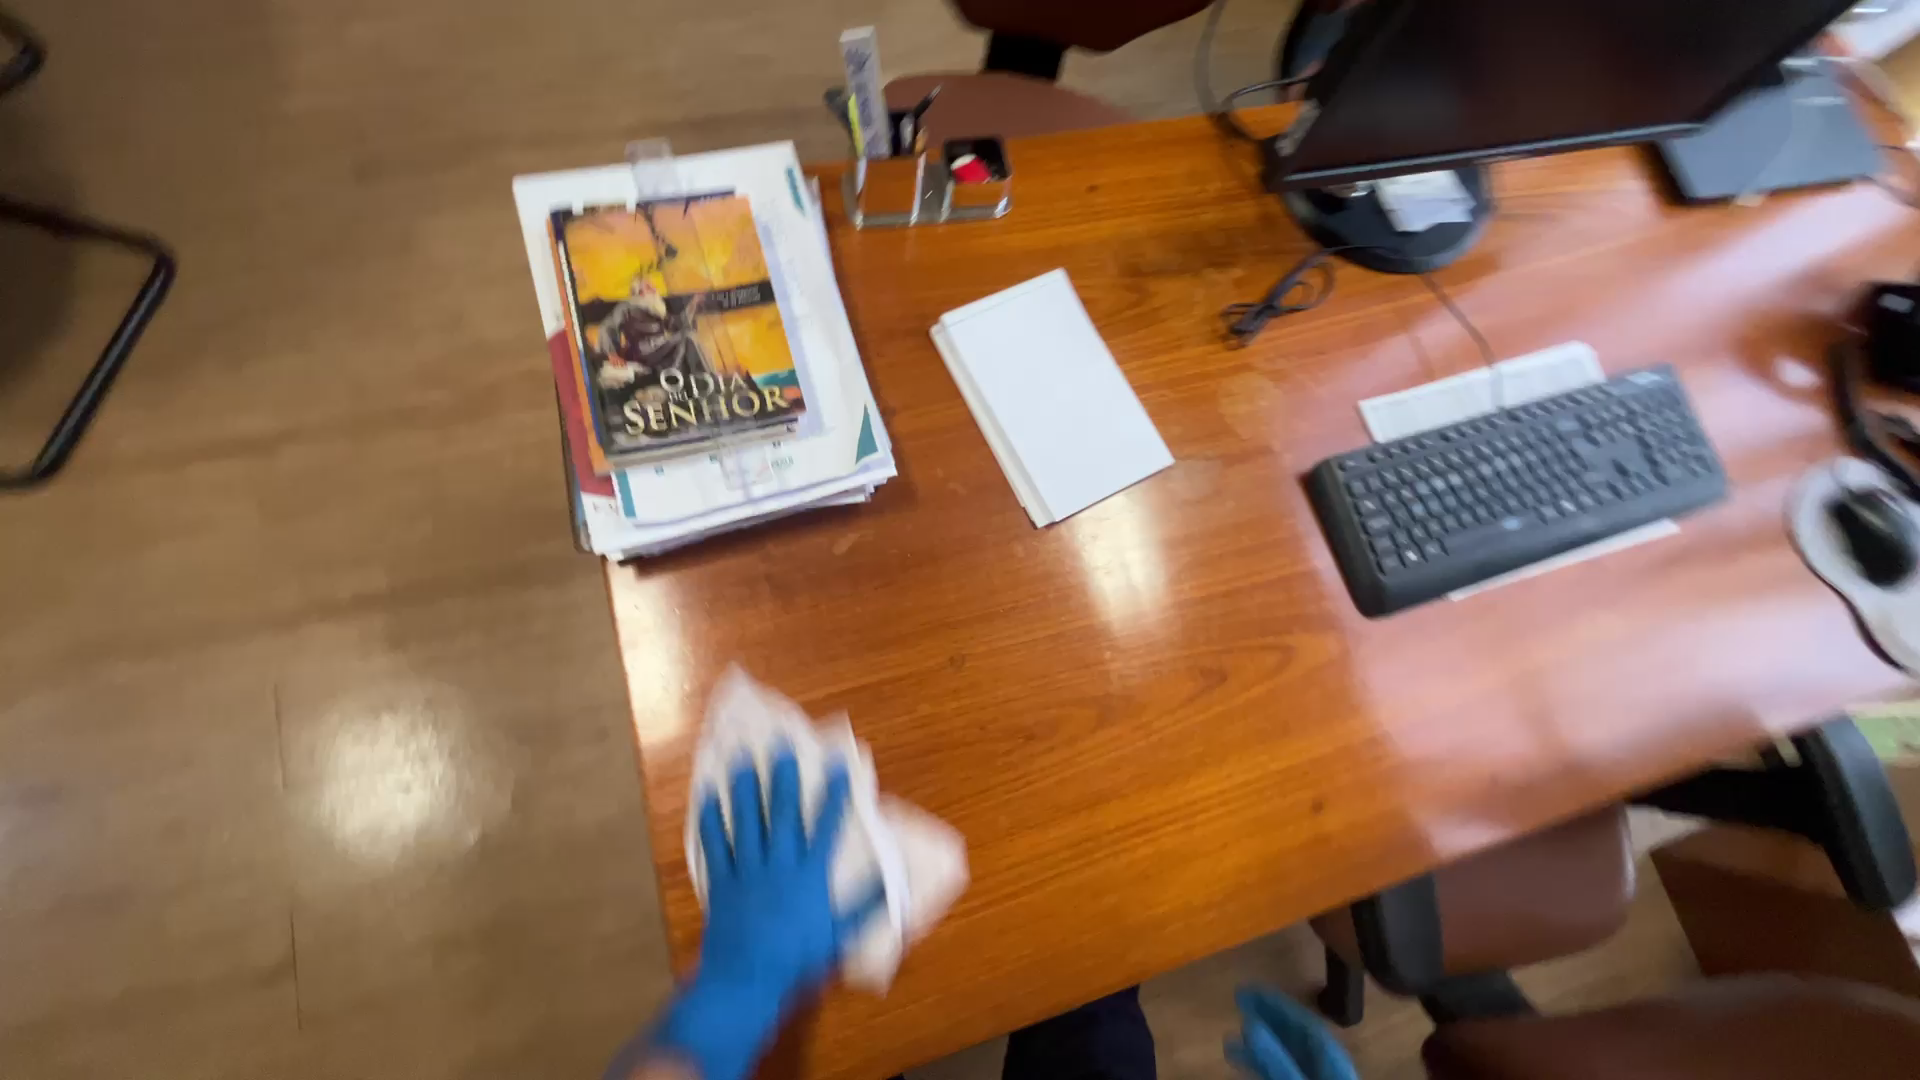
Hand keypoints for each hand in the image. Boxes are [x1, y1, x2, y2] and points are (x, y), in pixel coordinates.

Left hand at [646, 751, 885, 1079]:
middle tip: (783, 747)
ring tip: (745, 761)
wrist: (746, 983)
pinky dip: (711, 821)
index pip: (826, 825)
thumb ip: (866, 905)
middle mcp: (779, 864)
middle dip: (785, 778)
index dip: (834, 793)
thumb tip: (896, 883)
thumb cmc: (796, 960)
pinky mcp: (722, 882)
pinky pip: (715, 845)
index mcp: (809, 874)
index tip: (839, 765)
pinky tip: (708, 797)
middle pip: (783, 813)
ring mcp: (747, 871)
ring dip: (746, 790)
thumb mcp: (839, 935)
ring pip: (747, 822)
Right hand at [1225, 987, 1359, 1079]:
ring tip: (1229, 1044)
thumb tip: (1249, 1023)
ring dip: (1259, 1051)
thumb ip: (1275, 1062)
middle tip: (1237, 1006)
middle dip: (1267, 1022)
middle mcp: (1328, 1077)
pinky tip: (1242, 1070)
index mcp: (1333, 1068)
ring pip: (1289, 1065)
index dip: (1277, 1005)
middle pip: (1298, 1043)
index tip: (1245, 991)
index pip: (1307, 1027)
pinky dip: (1262, 1073)